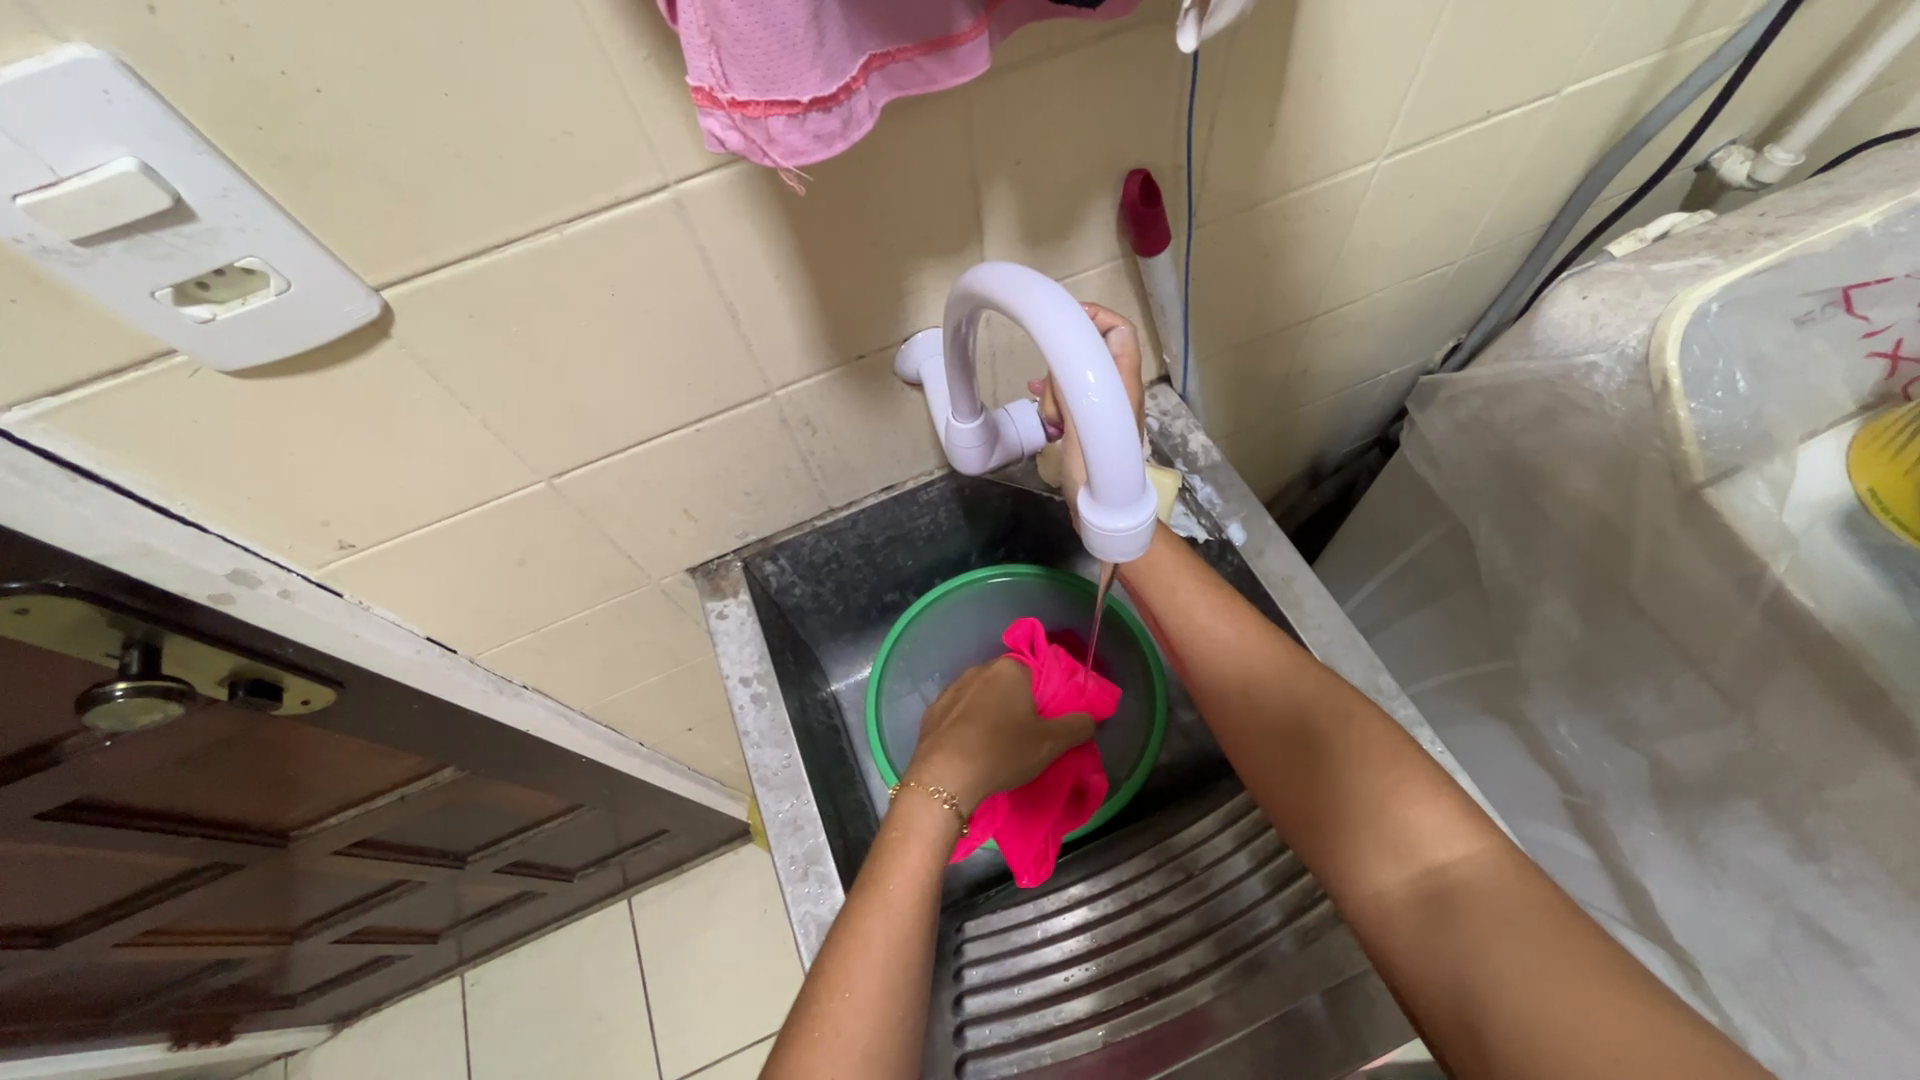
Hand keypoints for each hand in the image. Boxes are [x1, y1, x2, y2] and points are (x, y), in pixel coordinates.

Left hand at [905, 657, 1095, 811]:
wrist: (945, 777)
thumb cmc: (1003, 751)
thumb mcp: (1051, 743)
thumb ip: (1078, 726)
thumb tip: (1091, 718)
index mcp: (1009, 669)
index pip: (1037, 672)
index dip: (1046, 696)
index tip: (1049, 721)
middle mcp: (978, 670)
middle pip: (1008, 684)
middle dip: (1018, 704)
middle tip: (1027, 735)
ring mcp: (951, 690)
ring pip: (981, 698)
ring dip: (991, 714)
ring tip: (998, 745)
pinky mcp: (931, 713)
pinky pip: (958, 715)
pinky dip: (967, 727)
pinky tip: (972, 750)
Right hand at [1028, 303, 1147, 507]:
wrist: (1101, 515)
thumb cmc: (1098, 475)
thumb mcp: (1083, 426)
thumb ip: (1074, 386)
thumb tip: (1062, 357)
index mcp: (1124, 384)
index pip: (1120, 330)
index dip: (1096, 316)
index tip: (1064, 321)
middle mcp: (1118, 390)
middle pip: (1088, 351)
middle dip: (1061, 367)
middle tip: (1051, 393)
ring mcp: (1103, 408)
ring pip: (1072, 377)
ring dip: (1054, 394)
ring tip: (1053, 424)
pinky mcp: (1089, 424)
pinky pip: (1066, 400)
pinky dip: (1053, 405)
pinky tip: (1046, 419)